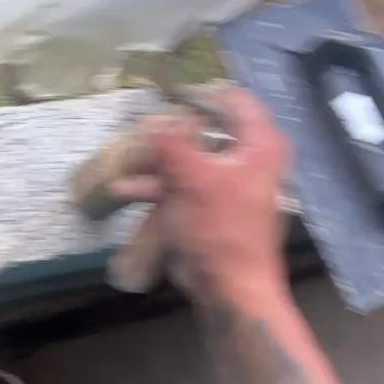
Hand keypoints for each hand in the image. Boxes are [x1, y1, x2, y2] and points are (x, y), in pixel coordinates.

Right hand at [110, 86, 291, 304]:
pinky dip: (158, 186)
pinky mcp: (211, 207)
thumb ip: (171, 142)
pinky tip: (124, 189)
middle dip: (168, 130)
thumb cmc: (220, 229)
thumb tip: (152, 116)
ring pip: (189, 158)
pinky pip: (183, 185)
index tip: (163, 97)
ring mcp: (229, 184)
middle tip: (138, 127)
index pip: (234, 101)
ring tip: (124, 159)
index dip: (198, 95)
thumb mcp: (192, 179)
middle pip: (206, 129)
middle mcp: (249, 159)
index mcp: (259, 145)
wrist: (230, 288)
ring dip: (156, 161)